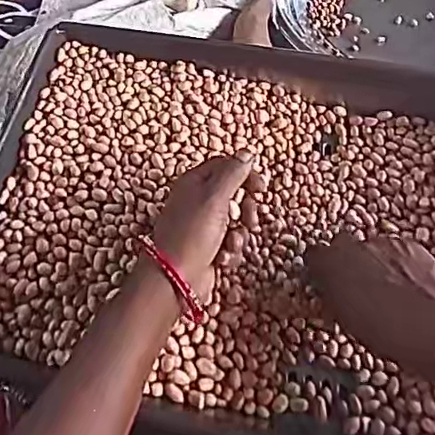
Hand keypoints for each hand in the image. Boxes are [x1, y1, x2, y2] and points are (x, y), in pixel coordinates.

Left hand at [148, 155, 256, 297]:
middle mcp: (197, 200)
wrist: (174, 280)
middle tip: (249, 219)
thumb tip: (247, 153)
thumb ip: (233, 173)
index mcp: (195, 181)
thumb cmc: (191, 235)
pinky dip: (231, 251)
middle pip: (234, 194)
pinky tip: (223, 259)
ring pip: (236, 221)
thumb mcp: (215, 198)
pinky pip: (230, 243)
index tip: (260, 188)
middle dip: (247, 209)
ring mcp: (202, 225)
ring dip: (239, 234)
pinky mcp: (208, 247)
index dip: (246, 174)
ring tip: (231, 244)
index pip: (226, 166)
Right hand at [310, 234, 434, 398]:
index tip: (323, 279)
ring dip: (372, 260)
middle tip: (355, 284)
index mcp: (335, 268)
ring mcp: (384, 243)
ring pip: (369, 246)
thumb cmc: (392, 337)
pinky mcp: (408, 243)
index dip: (319, 267)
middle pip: (340, 245)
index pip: (314, 255)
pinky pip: (392, 248)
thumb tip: (328, 288)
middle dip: (345, 260)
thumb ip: (335, 298)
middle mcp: (356, 248)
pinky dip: (394, 260)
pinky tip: (404, 282)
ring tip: (386, 286)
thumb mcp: (352, 324)